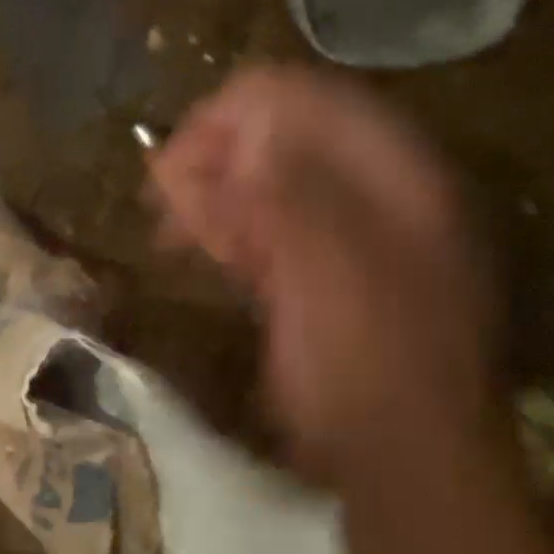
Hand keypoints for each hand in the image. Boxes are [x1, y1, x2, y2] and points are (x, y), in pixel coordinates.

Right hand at [149, 67, 494, 479]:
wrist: (392, 455)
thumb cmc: (364, 358)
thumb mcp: (331, 268)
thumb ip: (291, 189)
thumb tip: (245, 117)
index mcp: (392, 177)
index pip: (306, 98)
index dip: (236, 113)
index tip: (178, 154)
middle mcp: (367, 189)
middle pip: (272, 133)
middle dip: (209, 157)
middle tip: (161, 198)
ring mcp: (339, 226)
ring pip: (254, 175)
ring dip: (203, 192)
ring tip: (170, 230)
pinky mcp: (309, 262)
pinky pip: (252, 216)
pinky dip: (215, 223)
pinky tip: (191, 247)